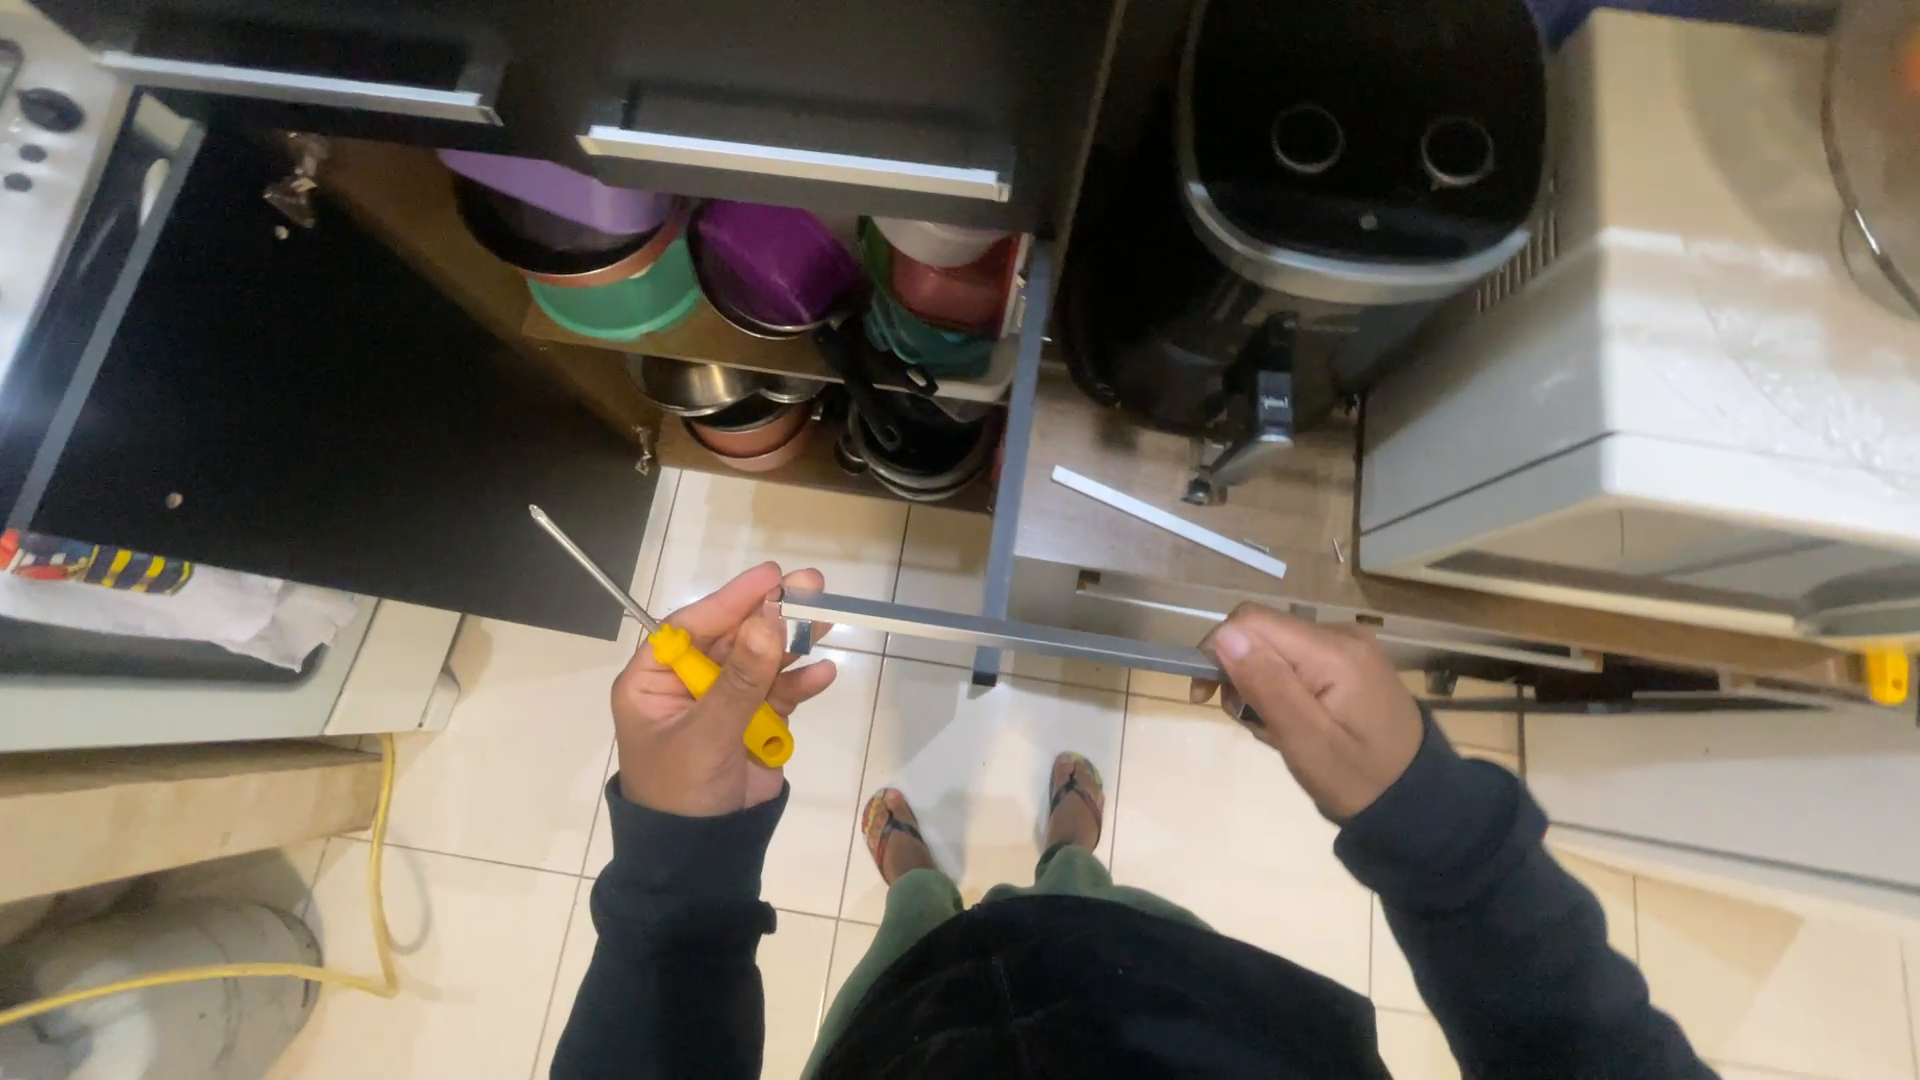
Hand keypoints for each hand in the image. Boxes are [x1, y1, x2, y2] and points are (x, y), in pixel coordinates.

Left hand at [611, 562, 837, 817]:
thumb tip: (770, 619)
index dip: (732, 599)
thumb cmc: (683, 793)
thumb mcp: (707, 735)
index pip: (693, 627)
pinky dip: (803, 683)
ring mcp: (728, 699)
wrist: (704, 856)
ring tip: (828, 616)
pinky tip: (824, 672)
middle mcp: (691, 682)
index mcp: (656, 680)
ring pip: (764, 658)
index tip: (770, 577)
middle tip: (812, 584)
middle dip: (772, 613)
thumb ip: (741, 680)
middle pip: (736, 636)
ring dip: (794, 641)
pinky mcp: (758, 719)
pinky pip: (782, 691)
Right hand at [1192, 604, 1423, 822]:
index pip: (1250, 621)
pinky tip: (1289, 717)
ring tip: (1272, 727)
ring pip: (1272, 644)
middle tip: (1244, 720)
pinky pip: (1292, 656)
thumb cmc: (1359, 779)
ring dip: (1257, 682)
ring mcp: (1346, 644)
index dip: (1217, 649)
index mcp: (1333, 651)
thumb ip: (1267, 684)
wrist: (1417, 801)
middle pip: (1260, 631)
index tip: (1206, 695)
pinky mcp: (1347, 657)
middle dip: (1238, 671)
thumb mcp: (1306, 742)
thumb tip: (1225, 635)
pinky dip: (1277, 684)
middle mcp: (1340, 634)